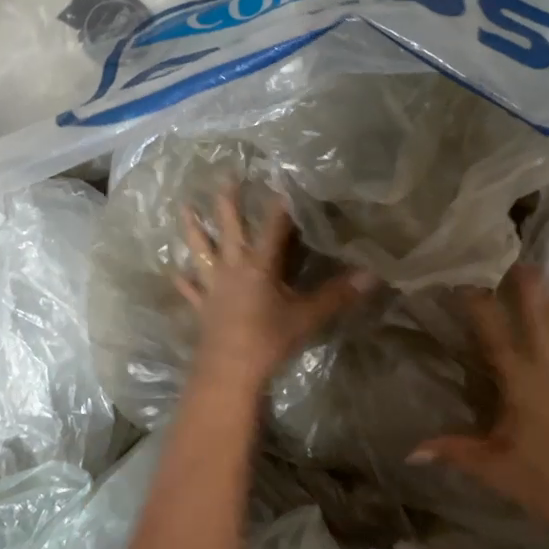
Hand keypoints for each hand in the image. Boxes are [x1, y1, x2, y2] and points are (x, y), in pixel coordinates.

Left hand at [177, 186, 374, 385]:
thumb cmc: (269, 340)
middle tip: (225, 175)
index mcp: (260, 264)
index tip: (281, 177)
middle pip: (229, 227)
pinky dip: (184, 280)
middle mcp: (233, 267)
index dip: (279, 202)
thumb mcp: (307, 317)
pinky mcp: (201, 307)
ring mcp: (212, 286)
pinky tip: (176, 272)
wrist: (228, 373)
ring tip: (184, 206)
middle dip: (228, 201)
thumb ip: (337, 295)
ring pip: (201, 250)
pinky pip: (190, 289)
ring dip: (193, 228)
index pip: (273, 225)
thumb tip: (371, 275)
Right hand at [407, 264, 548, 548]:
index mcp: (523, 384)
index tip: (463, 275)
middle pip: (537, 320)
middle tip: (516, 255)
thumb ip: (453, 451)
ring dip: (545, 300)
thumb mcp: (492, 468)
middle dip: (526, 288)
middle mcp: (546, 373)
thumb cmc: (543, 483)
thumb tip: (409, 449)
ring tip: (540, 271)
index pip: (497, 334)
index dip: (479, 303)